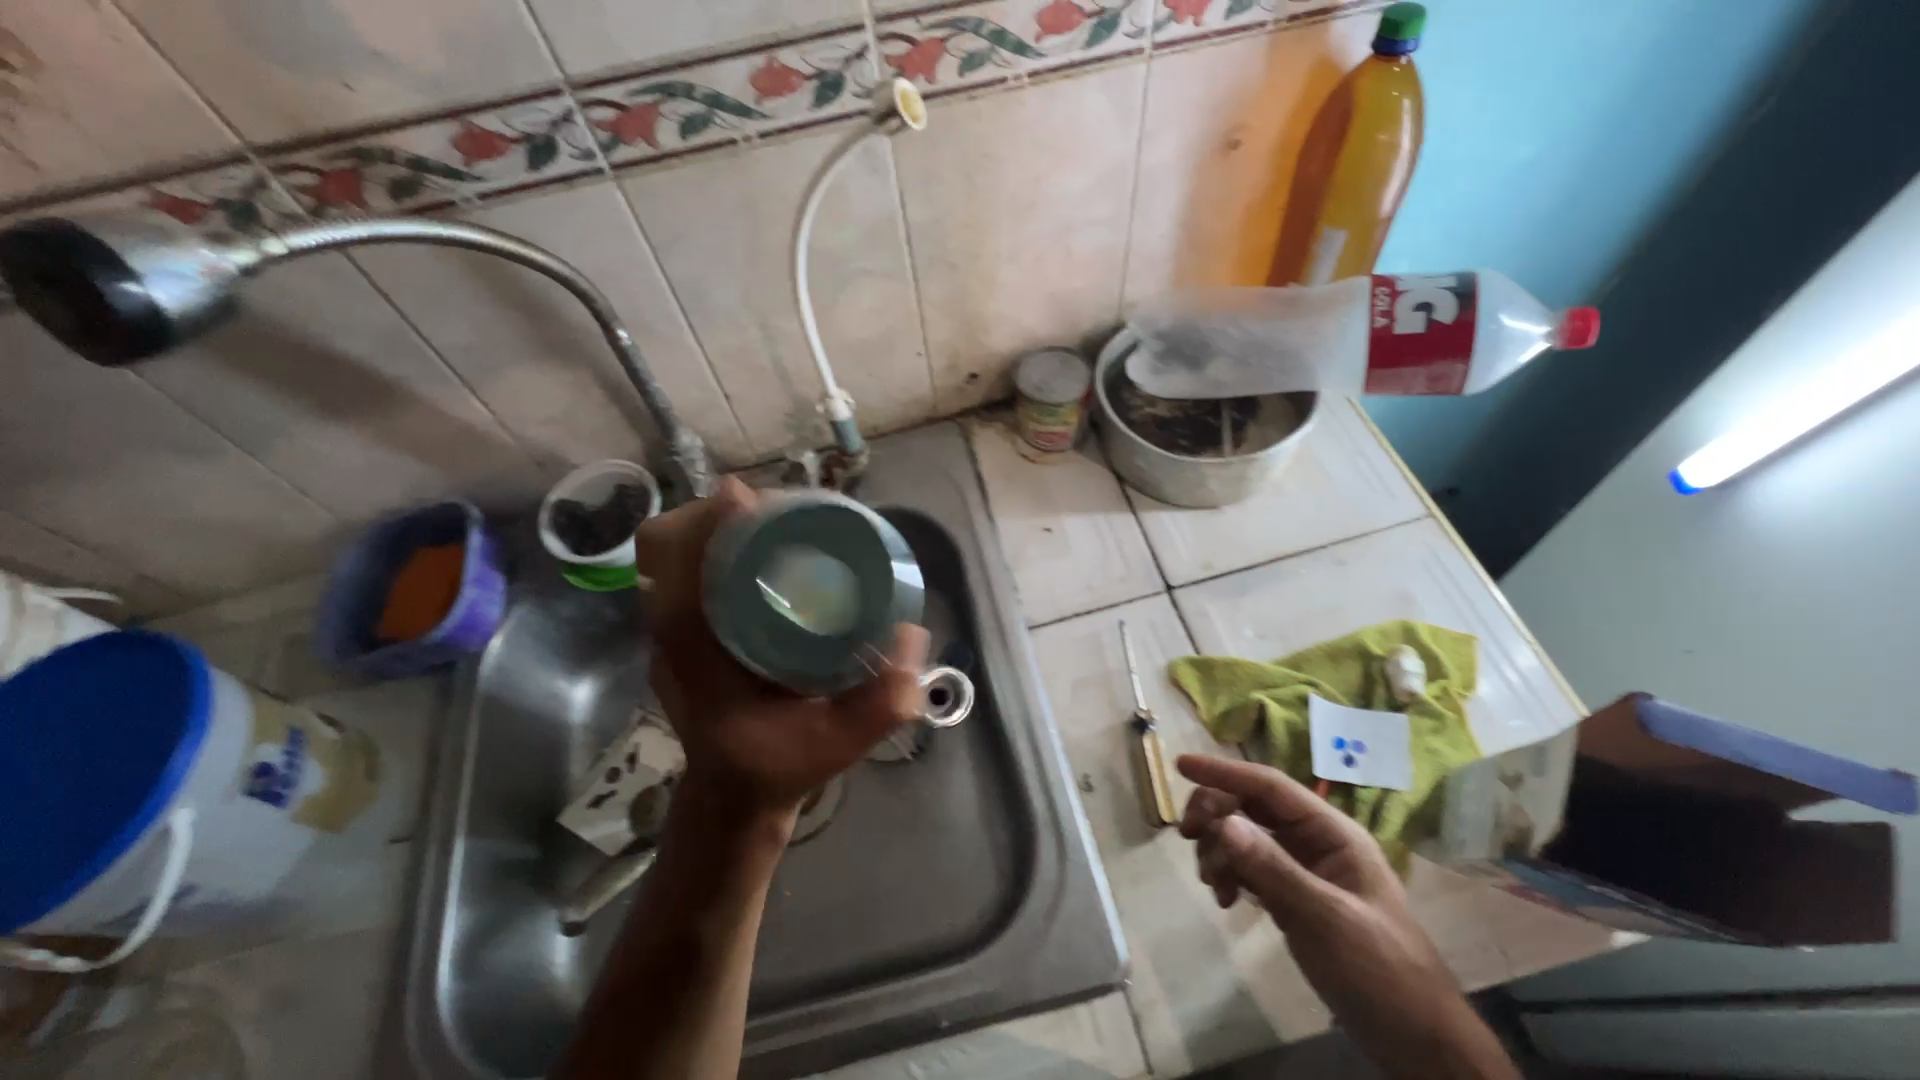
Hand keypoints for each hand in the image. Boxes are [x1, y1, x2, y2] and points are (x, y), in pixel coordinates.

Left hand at [636, 477, 928, 826]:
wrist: (734, 796)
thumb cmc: (775, 769)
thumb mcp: (833, 746)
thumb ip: (878, 704)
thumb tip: (912, 634)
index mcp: (695, 664)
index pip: (676, 582)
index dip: (703, 531)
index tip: (745, 497)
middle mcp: (670, 640)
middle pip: (662, 550)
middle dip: (710, 513)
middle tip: (772, 506)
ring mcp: (669, 633)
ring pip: (668, 553)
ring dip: (710, 522)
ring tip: (770, 516)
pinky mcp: (682, 629)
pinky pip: (683, 567)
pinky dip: (713, 542)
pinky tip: (762, 546)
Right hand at [1177, 756, 1517, 1079]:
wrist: (1414, 1038)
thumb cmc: (1380, 972)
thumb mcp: (1326, 919)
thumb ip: (1274, 869)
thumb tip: (1222, 823)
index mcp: (1333, 834)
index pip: (1271, 787)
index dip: (1225, 772)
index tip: (1180, 766)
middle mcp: (1316, 843)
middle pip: (1252, 806)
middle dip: (1215, 814)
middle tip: (1187, 837)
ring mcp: (1303, 871)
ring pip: (1244, 837)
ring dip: (1218, 850)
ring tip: (1212, 884)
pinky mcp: (1292, 899)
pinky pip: (1248, 869)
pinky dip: (1228, 875)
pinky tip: (1223, 900)